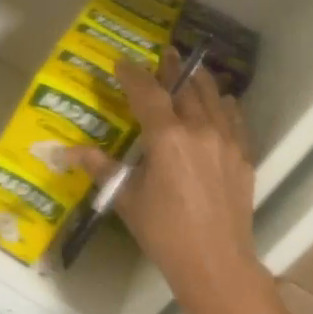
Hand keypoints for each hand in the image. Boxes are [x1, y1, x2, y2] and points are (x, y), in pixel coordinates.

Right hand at [68, 56, 260, 296]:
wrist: (214, 261)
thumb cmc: (163, 232)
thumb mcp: (126, 200)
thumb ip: (102, 169)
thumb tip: (69, 152)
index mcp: (167, 137)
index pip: (147, 93)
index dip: (132, 74)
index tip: (121, 62)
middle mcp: (200, 129)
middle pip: (185, 87)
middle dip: (172, 68)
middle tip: (165, 53)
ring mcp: (227, 141)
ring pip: (214, 98)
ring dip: (199, 81)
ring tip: (191, 69)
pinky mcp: (243, 156)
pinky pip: (235, 119)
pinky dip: (224, 105)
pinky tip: (222, 102)